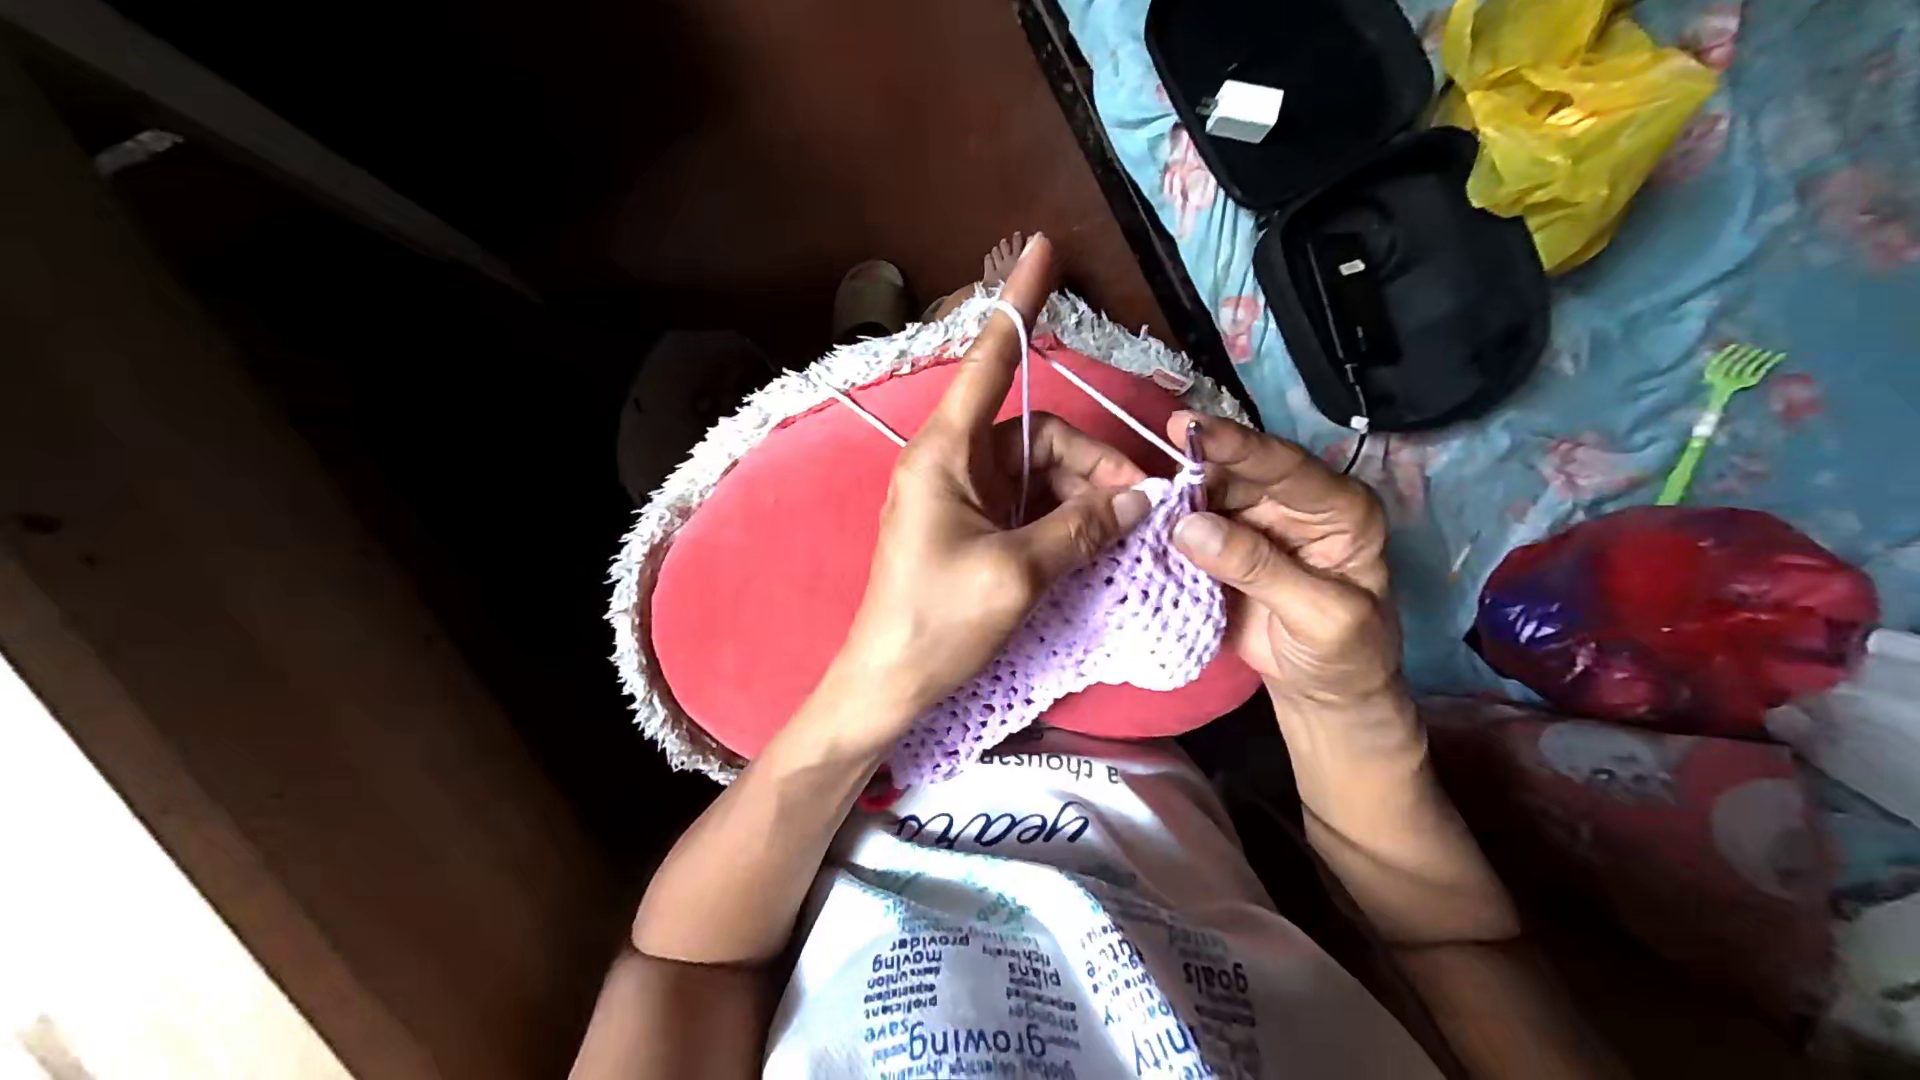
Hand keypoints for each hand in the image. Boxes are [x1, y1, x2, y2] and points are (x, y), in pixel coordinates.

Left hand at [821, 234, 1149, 752]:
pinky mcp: (974, 528)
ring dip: (1085, 496)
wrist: (890, 682)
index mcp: (944, 454)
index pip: (988, 362)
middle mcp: (953, 464)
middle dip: (1092, 463)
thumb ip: (1081, 529)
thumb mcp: (1016, 573)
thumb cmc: (936, 622)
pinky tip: (1096, 540)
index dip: (1017, 305)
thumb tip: (1142, 499)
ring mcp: (965, 497)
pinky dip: (1065, 517)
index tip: (1041, 249)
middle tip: (1139, 506)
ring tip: (1122, 531)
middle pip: (1039, 435)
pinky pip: (1031, 504)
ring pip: (1042, 473)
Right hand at [1168, 413, 1400, 711]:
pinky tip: (1139, 521)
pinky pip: (1189, 527)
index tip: (1187, 426)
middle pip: (1237, 473)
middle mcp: (1294, 505)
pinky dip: (1165, 526)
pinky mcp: (1222, 547)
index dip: (1236, 445)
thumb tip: (1188, 526)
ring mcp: (1253, 524)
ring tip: (1136, 500)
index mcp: (1338, 509)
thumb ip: (1258, 568)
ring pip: (1206, 496)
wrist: (1323, 692)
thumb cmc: (1344, 654)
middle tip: (1148, 472)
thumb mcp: (1319, 616)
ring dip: (1173, 499)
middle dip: (1193, 468)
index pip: (1286, 467)